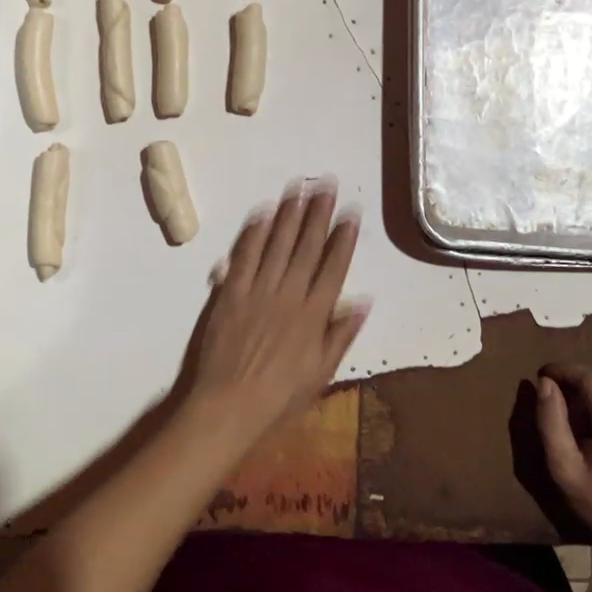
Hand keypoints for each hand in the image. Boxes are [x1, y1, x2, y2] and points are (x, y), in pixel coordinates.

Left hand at [175, 180, 367, 448]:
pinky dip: (254, 234)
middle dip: (319, 213)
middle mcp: (289, 295)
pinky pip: (244, 257)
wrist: (228, 407)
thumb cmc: (279, 397)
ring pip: (277, 244)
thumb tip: (363, 301)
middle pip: (306, 247)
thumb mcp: (321, 374)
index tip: (351, 213)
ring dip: (289, 214)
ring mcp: (258, 291)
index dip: (343, 238)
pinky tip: (263, 213)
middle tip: (327, 184)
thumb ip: (341, 335)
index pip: (333, 267)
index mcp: (314, 316)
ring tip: (299, 188)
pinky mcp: (231, 293)